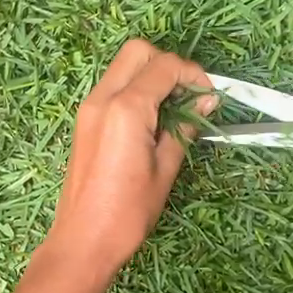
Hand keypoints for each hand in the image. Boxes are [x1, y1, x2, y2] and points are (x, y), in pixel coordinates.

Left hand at [48, 39, 214, 275]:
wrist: (83, 241)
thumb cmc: (128, 213)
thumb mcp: (165, 169)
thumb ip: (185, 128)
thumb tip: (205, 101)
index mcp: (125, 110)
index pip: (164, 66)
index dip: (193, 74)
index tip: (209, 96)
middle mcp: (102, 99)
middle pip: (138, 52)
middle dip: (169, 64)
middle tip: (189, 95)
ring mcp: (89, 108)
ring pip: (124, 66)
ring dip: (152, 75)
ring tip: (175, 109)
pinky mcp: (85, 120)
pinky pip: (114, 87)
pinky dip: (137, 89)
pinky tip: (154, 119)